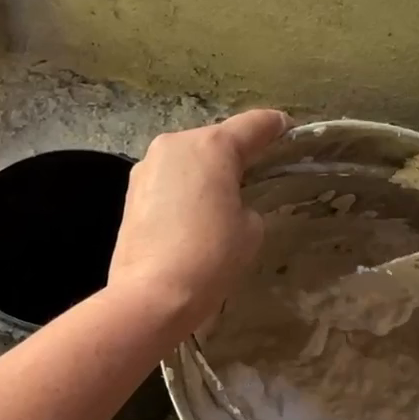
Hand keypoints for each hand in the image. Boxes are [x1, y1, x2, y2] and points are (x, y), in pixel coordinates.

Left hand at [108, 110, 289, 333]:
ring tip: (220, 203)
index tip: (288, 131)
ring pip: (188, 160)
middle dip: (235, 156)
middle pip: (215, 141)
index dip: (275, 127)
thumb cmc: (210, 257)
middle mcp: (175, 145)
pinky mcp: (131, 192)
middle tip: (255, 178)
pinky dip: (184, 191)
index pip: (253, 125)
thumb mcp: (250, 230)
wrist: (152, 294)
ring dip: (205, 174)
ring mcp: (147, 166)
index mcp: (212, 146)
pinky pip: (169, 181)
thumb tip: (228, 203)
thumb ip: (247, 203)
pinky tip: (192, 218)